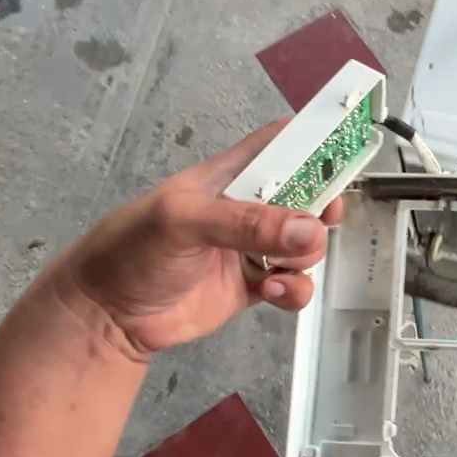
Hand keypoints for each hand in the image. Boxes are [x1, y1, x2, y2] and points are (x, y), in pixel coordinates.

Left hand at [50, 120, 344, 358]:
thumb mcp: (184, 221)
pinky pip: (294, 284)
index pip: (283, 144)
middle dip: (323, 206)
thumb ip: (246, 223)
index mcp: (231, 176)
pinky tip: (272, 293)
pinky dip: (295, 291)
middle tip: (326, 218)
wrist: (107, 315)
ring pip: (306, 244)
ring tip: (279, 268)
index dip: (317, 141)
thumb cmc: (132, 249)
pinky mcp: (254, 286)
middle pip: (308, 196)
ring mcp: (252, 248)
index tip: (349, 148)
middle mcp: (248, 208)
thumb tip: (309, 231)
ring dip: (306, 257)